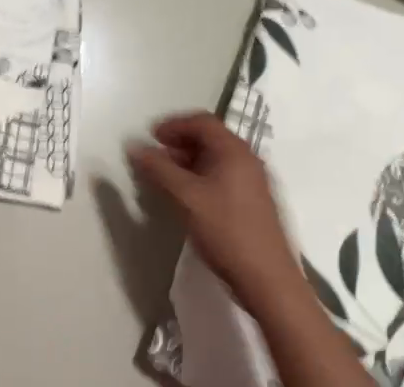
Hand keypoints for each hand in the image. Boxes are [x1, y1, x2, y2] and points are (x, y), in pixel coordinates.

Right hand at [126, 112, 293, 298]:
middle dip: (179, 144)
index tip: (151, 137)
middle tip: (156, 158)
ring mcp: (255, 183)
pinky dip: (203, 178)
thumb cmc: (226, 231)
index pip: (202, 121)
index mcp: (234, 151)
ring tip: (168, 180)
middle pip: (210, 138)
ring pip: (217, 159)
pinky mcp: (255, 204)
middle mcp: (248, 160)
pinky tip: (190, 200)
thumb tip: (134, 145)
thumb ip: (158, 168)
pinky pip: (225, 177)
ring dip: (189, 162)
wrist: (269, 282)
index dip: (173, 125)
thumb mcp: (185, 198)